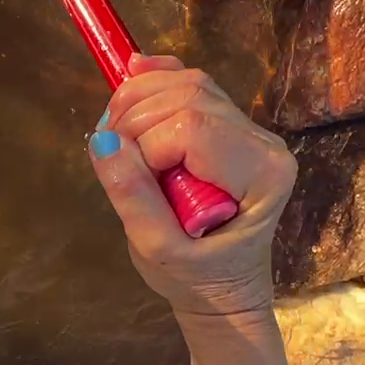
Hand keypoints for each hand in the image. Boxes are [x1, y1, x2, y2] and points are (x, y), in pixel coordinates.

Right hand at [88, 55, 296, 319]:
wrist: (221, 289)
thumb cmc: (195, 278)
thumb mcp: (157, 249)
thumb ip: (134, 196)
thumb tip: (102, 142)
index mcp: (258, 175)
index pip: (191, 128)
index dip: (144, 145)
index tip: (127, 180)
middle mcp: (263, 143)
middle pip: (188, 96)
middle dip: (134, 118)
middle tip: (108, 155)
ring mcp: (249, 131)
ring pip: (188, 83)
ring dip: (138, 100)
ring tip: (113, 136)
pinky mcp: (229, 127)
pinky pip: (193, 84)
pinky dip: (156, 80)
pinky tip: (131, 76)